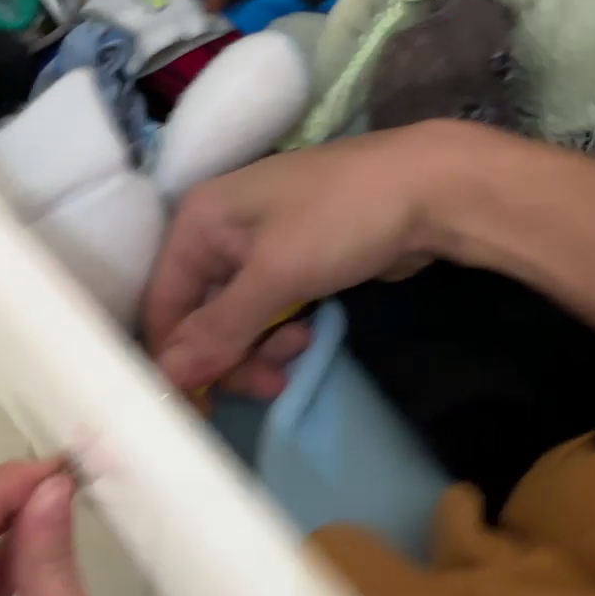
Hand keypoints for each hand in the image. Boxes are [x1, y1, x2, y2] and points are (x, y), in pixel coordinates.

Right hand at [143, 123, 460, 398]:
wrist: (431, 189)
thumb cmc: (340, 220)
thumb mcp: (274, 276)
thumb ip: (218, 330)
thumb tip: (165, 379)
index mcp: (199, 220)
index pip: (164, 301)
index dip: (176, 355)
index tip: (195, 407)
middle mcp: (219, 231)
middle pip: (199, 313)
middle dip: (229, 353)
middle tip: (266, 384)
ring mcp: (257, 246)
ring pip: (235, 317)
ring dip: (259, 347)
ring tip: (298, 352)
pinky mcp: (292, 261)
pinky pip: (267, 311)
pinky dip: (280, 331)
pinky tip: (309, 337)